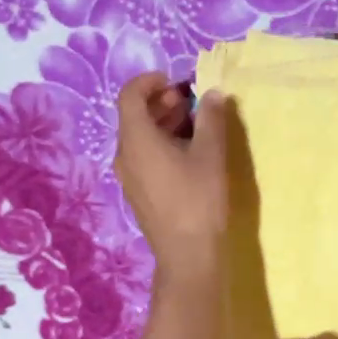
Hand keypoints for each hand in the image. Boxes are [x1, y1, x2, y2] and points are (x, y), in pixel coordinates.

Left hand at [113, 71, 228, 274]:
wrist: (188, 256)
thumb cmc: (199, 201)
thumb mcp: (210, 155)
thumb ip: (211, 119)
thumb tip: (213, 93)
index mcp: (136, 139)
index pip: (130, 95)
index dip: (150, 82)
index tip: (176, 82)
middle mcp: (124, 155)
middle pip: (134, 116)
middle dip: (160, 103)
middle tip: (190, 102)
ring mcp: (129, 177)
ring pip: (139, 139)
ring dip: (163, 125)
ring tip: (194, 127)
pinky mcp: (138, 194)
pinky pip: (143, 158)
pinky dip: (160, 146)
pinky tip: (187, 156)